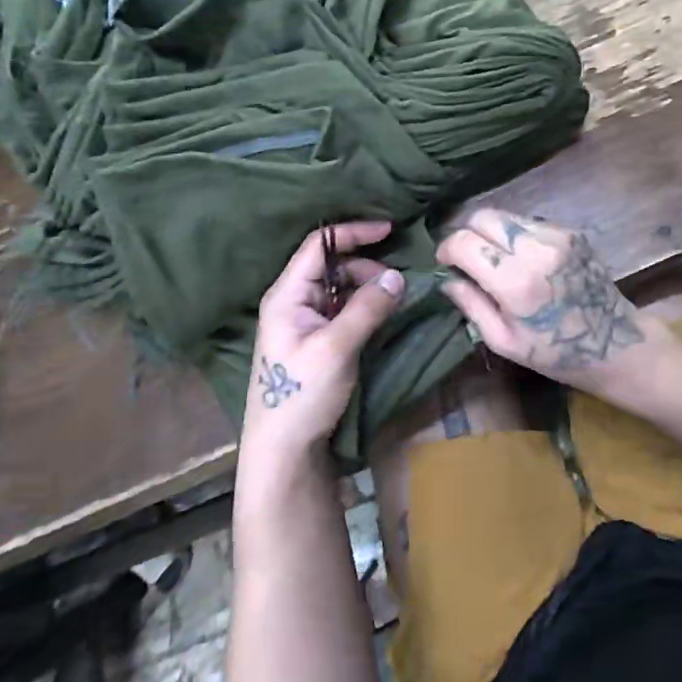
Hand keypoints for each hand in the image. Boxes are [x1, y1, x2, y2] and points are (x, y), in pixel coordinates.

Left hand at [241, 221, 406, 463]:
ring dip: (367, 289)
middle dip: (366, 267)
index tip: (389, 230)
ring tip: (394, 302)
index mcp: (287, 296)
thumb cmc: (302, 394)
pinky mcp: (316, 345)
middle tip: (396, 285)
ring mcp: (304, 325)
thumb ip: (366, 308)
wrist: (284, 451)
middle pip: (332, 267)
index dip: (353, 233)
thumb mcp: (336, 348)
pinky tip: (383, 317)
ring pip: (339, 291)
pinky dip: (364, 309)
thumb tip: (397, 276)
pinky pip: (342, 313)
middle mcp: (293, 303)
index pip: (318, 246)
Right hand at [436, 209, 651, 395]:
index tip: (445, 264)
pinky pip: (527, 221)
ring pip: (504, 214)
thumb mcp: (502, 341)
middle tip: (465, 258)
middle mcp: (536, 250)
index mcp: (515, 282)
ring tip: (492, 258)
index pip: (464, 242)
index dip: (446, 250)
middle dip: (466, 234)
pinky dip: (513, 234)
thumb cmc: (555, 353)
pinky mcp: (571, 232)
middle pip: (482, 216)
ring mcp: (557, 236)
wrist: (616, 345)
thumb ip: (470, 304)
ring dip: (490, 232)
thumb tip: (446, 278)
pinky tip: (519, 258)